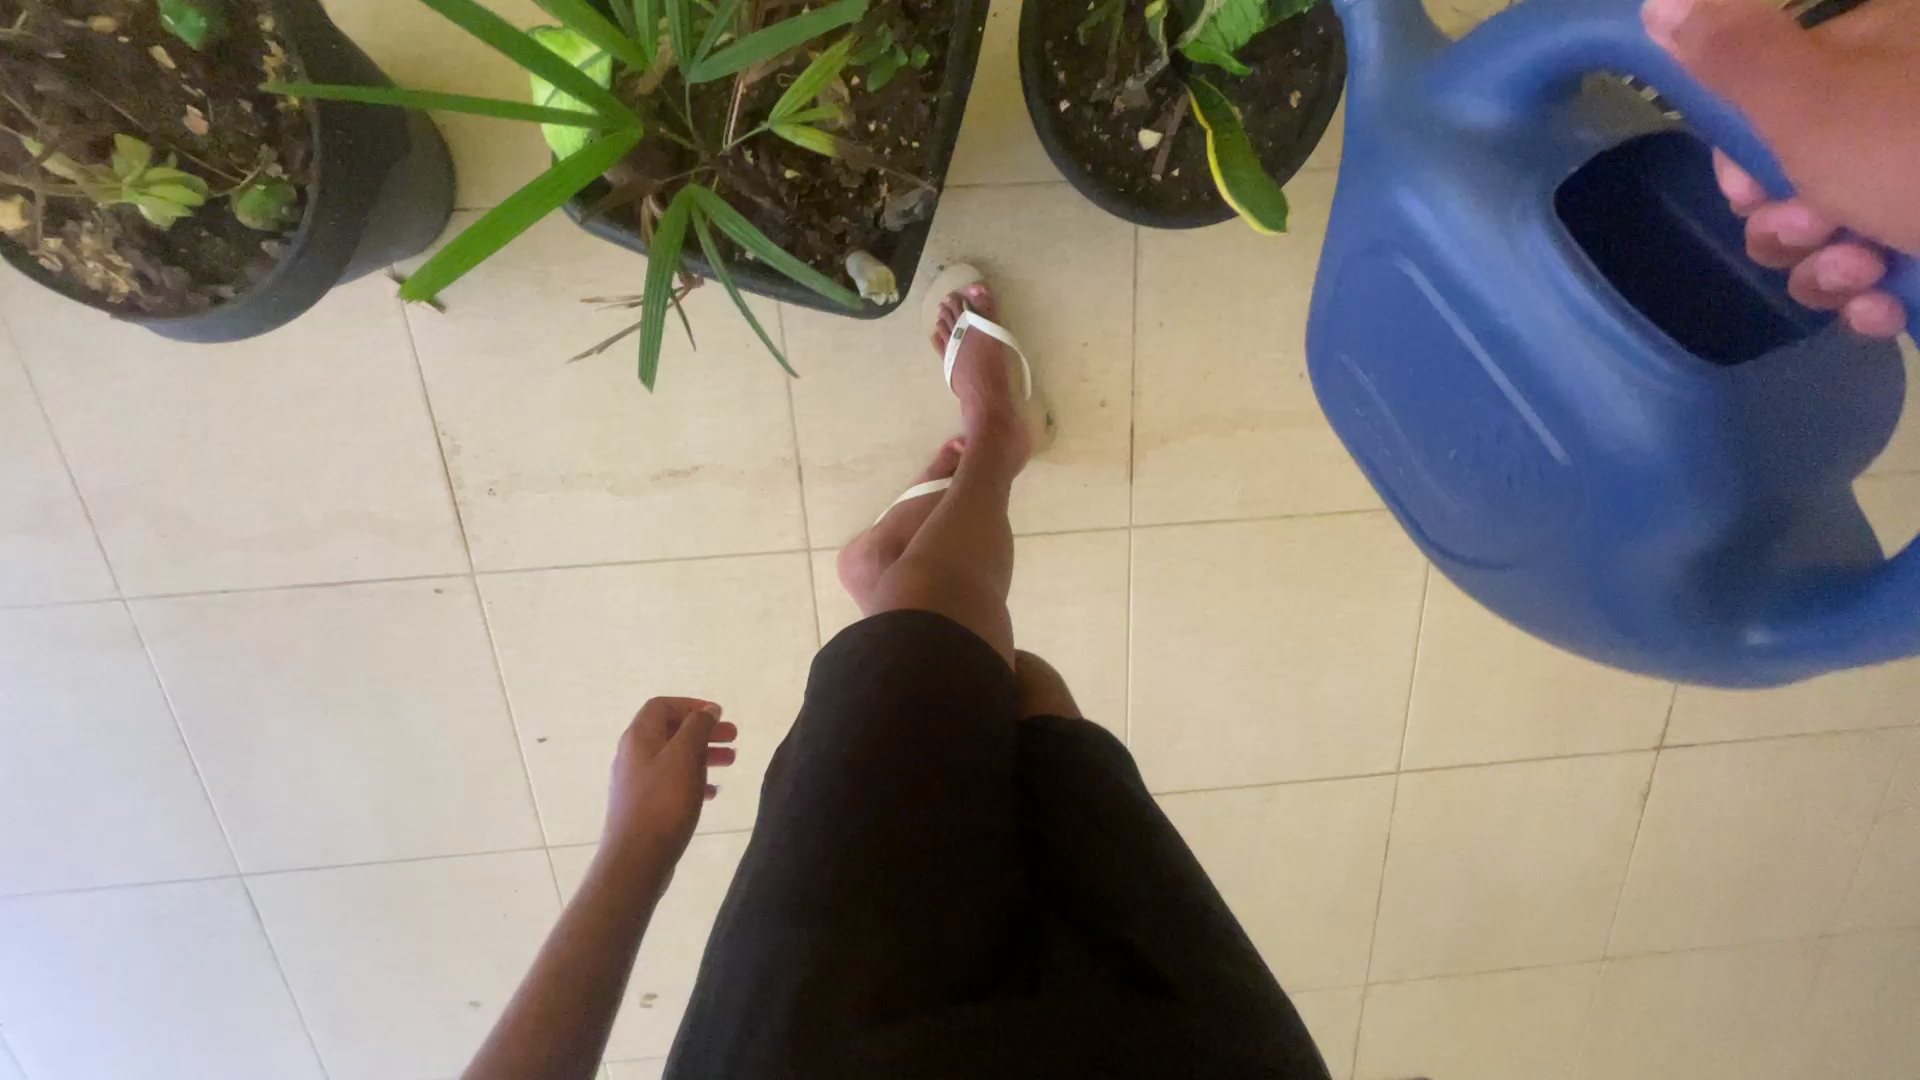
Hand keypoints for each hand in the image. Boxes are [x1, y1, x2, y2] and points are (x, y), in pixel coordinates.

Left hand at [603, 697, 736, 865]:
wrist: (636, 860)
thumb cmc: (663, 802)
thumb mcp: (685, 756)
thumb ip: (697, 727)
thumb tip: (708, 710)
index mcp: (639, 738)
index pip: (662, 705)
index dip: (691, 705)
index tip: (718, 716)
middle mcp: (634, 756)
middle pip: (671, 731)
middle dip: (703, 731)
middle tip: (733, 737)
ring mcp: (637, 782)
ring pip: (674, 757)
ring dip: (703, 754)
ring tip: (731, 762)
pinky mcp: (644, 806)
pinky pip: (672, 782)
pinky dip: (694, 779)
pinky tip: (713, 792)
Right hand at [1643, 0, 1919, 337]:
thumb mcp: (1812, 101)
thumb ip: (1734, 55)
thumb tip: (1661, 0)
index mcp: (1894, 51)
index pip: (1772, 110)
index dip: (1742, 164)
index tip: (1755, 187)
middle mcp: (1916, 104)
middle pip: (1798, 179)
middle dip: (1786, 227)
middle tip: (1816, 229)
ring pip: (1835, 234)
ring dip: (1824, 271)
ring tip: (1863, 276)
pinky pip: (1888, 270)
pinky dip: (1875, 296)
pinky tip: (1891, 303)